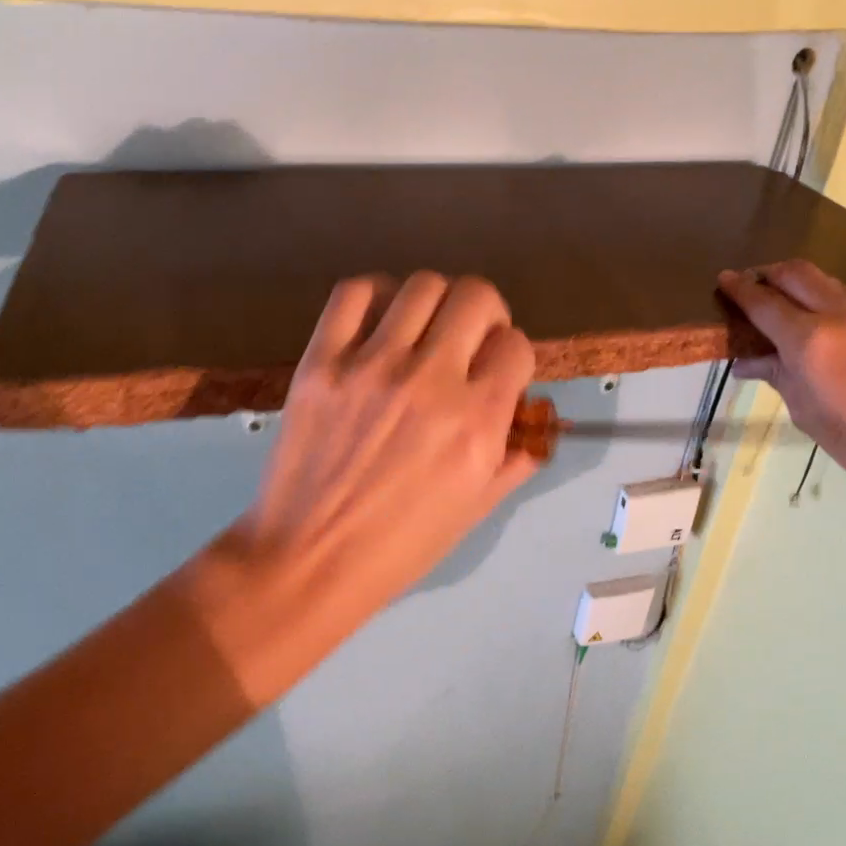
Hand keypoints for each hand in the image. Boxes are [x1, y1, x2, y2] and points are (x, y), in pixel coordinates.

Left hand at [223, 272, 537, 621]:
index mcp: (477, 422)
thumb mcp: (476, 509)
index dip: (513, 357)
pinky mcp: (321, 362)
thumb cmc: (401, 546)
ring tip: (423, 331)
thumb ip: (515, 458)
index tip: (497, 373)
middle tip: (468, 341)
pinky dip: (376, 295)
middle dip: (486, 314)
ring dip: (435, 303)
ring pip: (422, 285)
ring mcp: (371, 366)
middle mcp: (430, 382)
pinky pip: (354, 293)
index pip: (516, 346)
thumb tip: (535, 421)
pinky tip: (379, 323)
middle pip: (476, 297)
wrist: (310, 560)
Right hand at [717, 260, 845, 505]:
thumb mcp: (808, 414)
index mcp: (812, 342)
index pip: (764, 302)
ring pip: (838, 288)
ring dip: (814, 296)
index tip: (725, 280)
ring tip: (809, 321)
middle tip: (758, 285)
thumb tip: (748, 360)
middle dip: (772, 274)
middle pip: (799, 273)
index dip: (739, 289)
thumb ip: (778, 375)